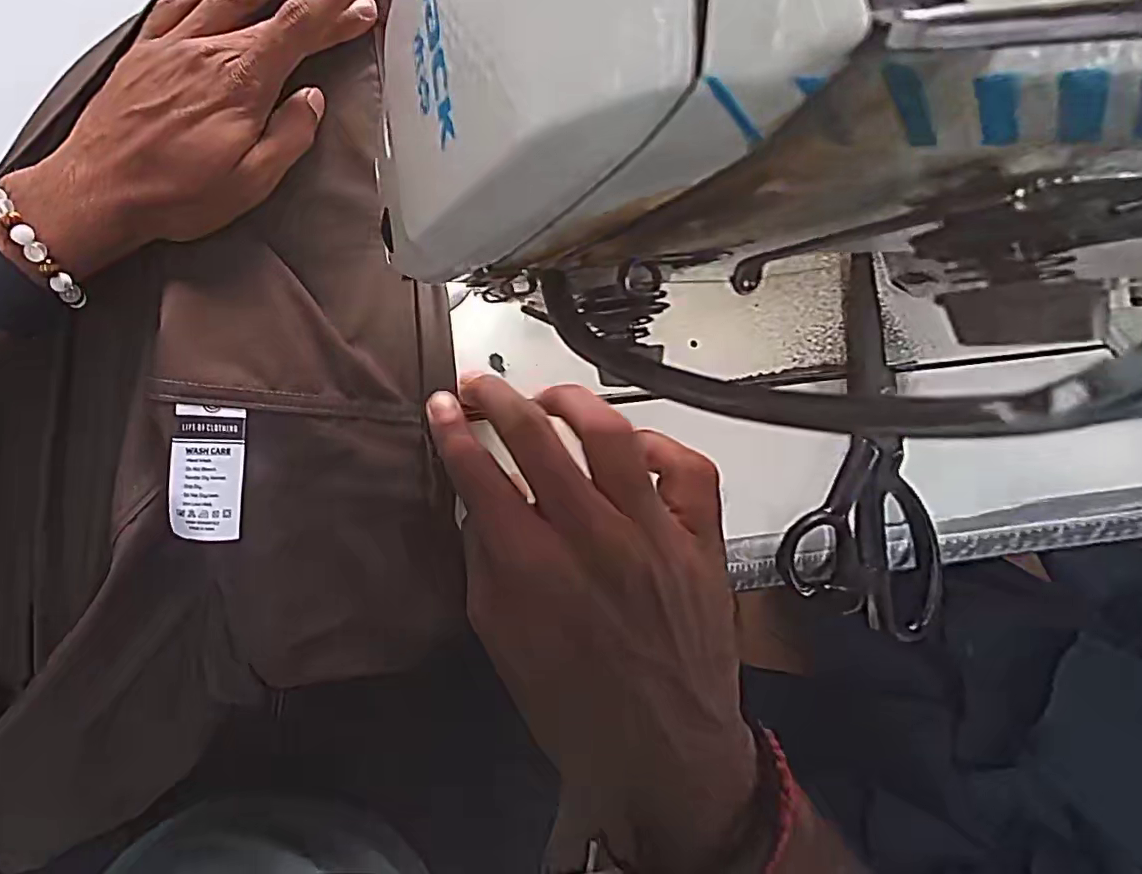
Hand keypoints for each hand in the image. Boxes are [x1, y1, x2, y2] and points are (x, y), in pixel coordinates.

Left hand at [1, 0, 380, 276]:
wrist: (99, 191)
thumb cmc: (169, 193)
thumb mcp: (249, 182)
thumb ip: (289, 137)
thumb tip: (310, 101)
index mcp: (241, 81)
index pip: (301, 26)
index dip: (337, 4)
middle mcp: (208, 51)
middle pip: (273, 7)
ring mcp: (173, 46)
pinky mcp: (143, 54)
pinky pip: (177, 2)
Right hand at [426, 377, 757, 872]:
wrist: (665, 756)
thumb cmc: (572, 702)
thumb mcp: (496, 630)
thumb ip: (483, 555)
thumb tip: (478, 498)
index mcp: (533, 568)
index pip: (480, 472)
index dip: (452, 429)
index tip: (443, 406)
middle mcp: (593, 541)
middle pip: (536, 437)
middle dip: (496, 397)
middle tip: (478, 385)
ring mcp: (652, 538)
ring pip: (611, 435)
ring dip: (569, 402)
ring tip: (545, 398)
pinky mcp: (699, 544)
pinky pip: (686, 467)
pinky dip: (654, 443)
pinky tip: (628, 445)